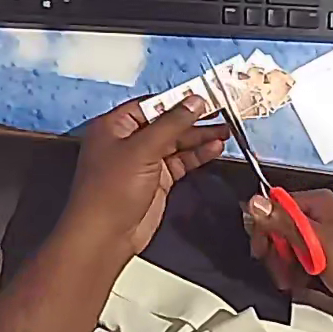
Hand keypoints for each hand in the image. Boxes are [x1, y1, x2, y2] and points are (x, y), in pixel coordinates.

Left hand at [56, 95, 227, 261]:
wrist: (106, 236)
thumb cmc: (114, 188)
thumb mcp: (142, 149)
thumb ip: (172, 123)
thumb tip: (196, 100)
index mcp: (115, 126)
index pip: (151, 104)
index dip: (177, 100)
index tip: (205, 95)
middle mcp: (128, 140)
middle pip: (165, 123)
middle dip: (193, 120)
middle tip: (223, 113)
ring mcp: (143, 161)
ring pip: (175, 143)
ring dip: (199, 137)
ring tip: (226, 131)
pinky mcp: (156, 180)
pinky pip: (179, 162)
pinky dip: (196, 155)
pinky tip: (214, 149)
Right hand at [245, 188, 332, 323]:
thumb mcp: (317, 242)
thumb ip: (284, 222)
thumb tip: (256, 202)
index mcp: (319, 203)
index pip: (275, 205)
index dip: (265, 227)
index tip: (264, 247)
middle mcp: (318, 217)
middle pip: (277, 228)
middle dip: (277, 252)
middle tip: (284, 267)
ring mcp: (320, 239)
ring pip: (284, 248)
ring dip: (284, 267)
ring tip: (296, 279)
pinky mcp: (321, 259)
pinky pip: (295, 263)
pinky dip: (294, 275)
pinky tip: (301, 284)